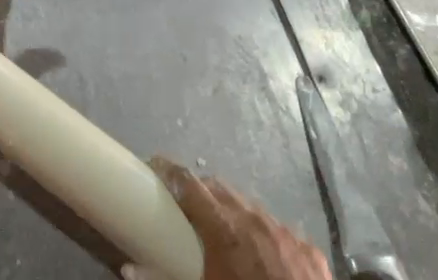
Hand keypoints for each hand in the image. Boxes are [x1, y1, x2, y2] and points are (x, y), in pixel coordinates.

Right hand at [138, 157, 330, 279]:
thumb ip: (163, 278)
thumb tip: (128, 270)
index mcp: (222, 226)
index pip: (187, 181)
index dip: (168, 170)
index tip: (153, 168)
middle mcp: (253, 218)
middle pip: (218, 187)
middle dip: (199, 191)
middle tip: (184, 208)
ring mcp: (284, 231)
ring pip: (250, 205)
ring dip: (231, 210)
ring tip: (222, 231)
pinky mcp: (309, 249)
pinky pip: (279, 229)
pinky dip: (264, 234)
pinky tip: (263, 257)